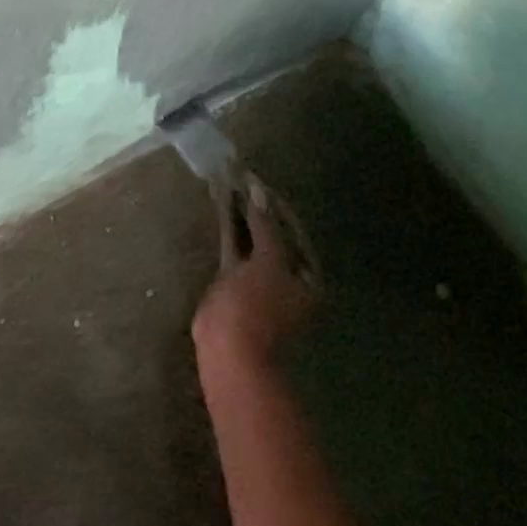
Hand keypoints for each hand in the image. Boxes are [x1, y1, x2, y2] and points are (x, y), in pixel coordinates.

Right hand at [192, 174, 321, 369]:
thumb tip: (259, 191)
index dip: (273, 202)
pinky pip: (234, 247)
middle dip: (255, 204)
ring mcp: (259, 278)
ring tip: (226, 180)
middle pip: (272, 231)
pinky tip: (219, 202)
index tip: (254, 178)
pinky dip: (229, 226)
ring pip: (250, 237)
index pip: (292, 227)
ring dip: (239, 211)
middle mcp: (287, 274)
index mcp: (307, 274)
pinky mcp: (233, 281)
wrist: (229, 351)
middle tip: (238, 174)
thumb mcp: (268, 263)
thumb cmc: (258, 307)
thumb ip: (265, 225)